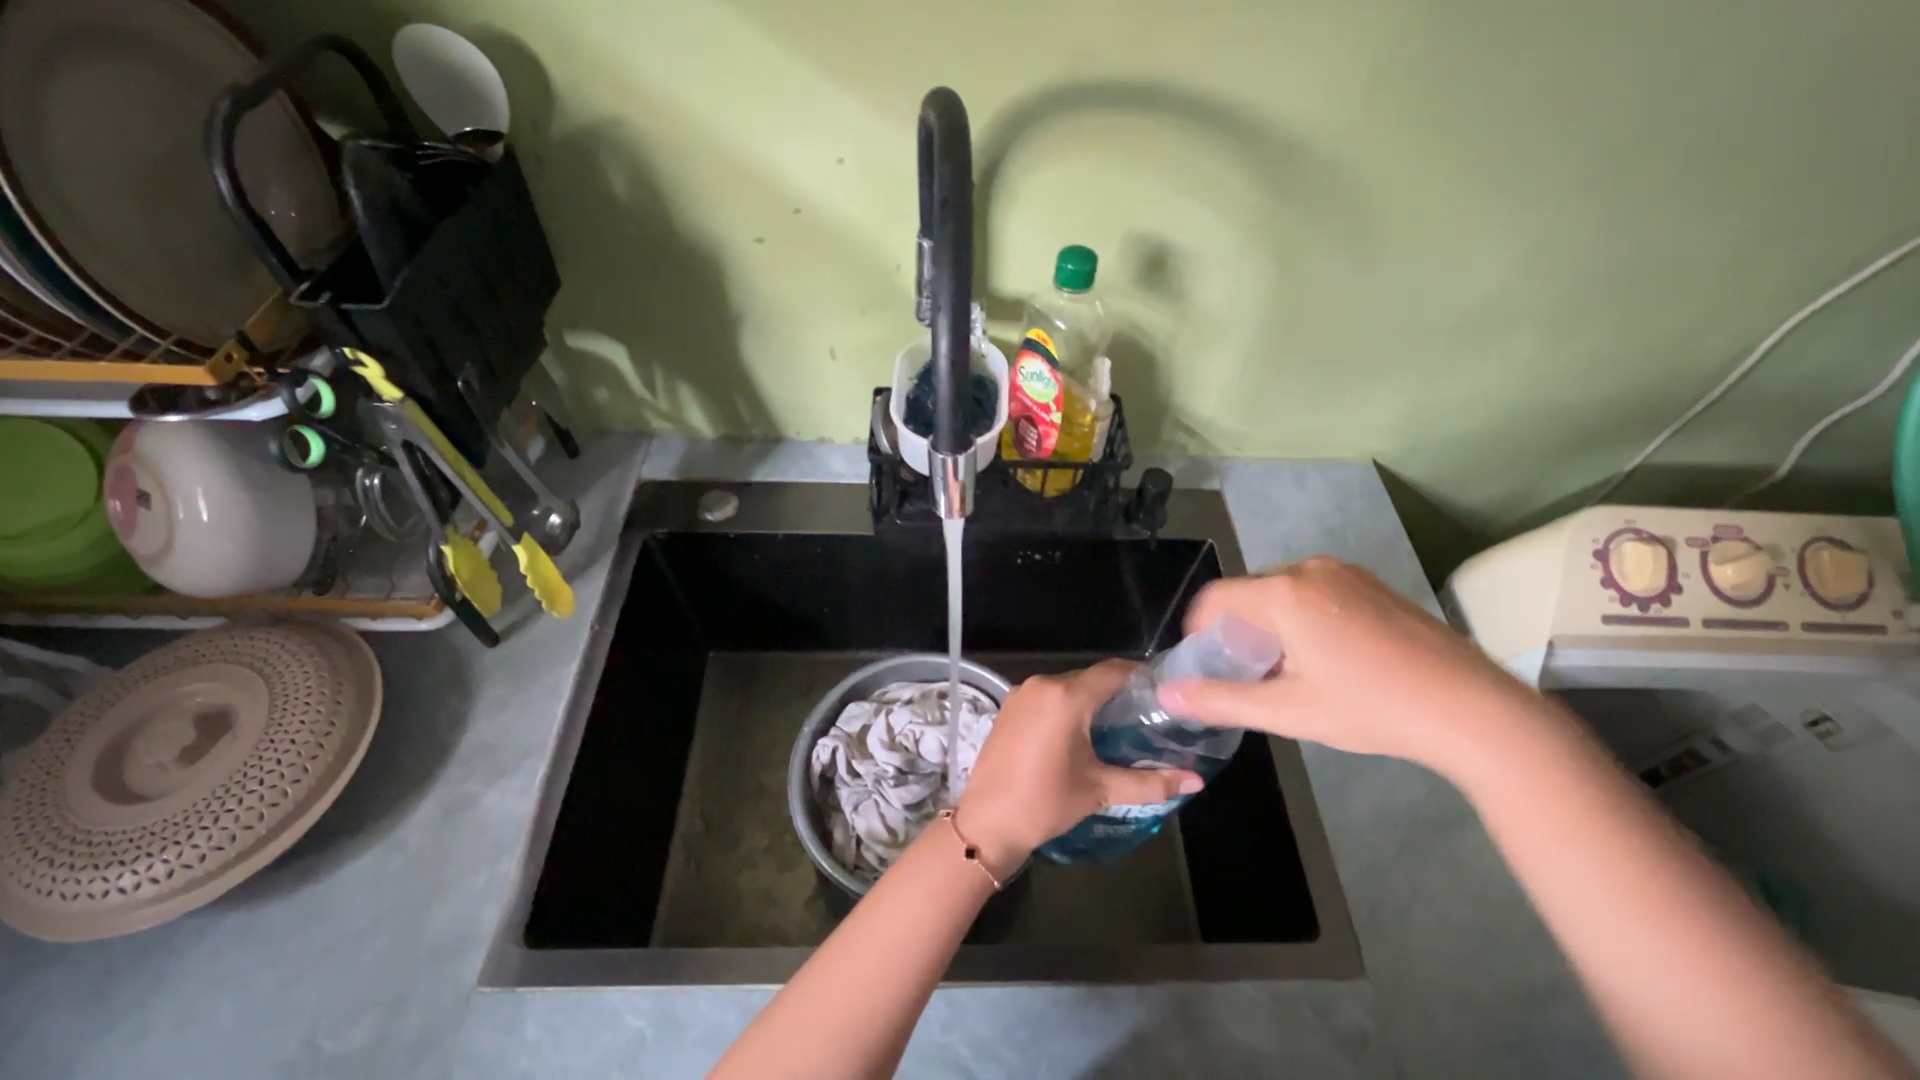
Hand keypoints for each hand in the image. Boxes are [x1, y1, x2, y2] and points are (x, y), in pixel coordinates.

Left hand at [957, 660, 1204, 870]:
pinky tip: (1084, 735)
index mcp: (1065, 697)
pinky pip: (1048, 699)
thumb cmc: (1045, 802)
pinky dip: (1068, 710)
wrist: (986, 823)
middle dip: (1119, 695)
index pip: (1114, 672)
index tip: (1165, 694)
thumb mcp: (1100, 790)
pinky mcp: (1009, 709)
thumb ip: (1150, 781)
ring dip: (1093, 703)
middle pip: (1091, 679)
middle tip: (1148, 718)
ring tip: (1120, 729)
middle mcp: (1041, 685)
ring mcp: (1021, 695)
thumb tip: (1196, 780)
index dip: (1142, 678)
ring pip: (1068, 689)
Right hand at [1159, 557, 1538, 777]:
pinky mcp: (1375, 585)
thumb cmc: (1370, 708)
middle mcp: (1311, 570)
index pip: (1215, 598)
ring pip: (1285, 593)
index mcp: (1284, 593)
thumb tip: (1168, 695)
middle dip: (1239, 631)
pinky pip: (1317, 593)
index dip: (1199, 631)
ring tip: (1292, 673)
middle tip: (1250, 677)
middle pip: (1250, 593)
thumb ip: (1221, 699)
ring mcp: (1348, 573)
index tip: (1205, 666)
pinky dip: (1305, 619)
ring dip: (1273, 626)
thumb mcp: (1288, 711)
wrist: (1468, 707)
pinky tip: (1331, 660)